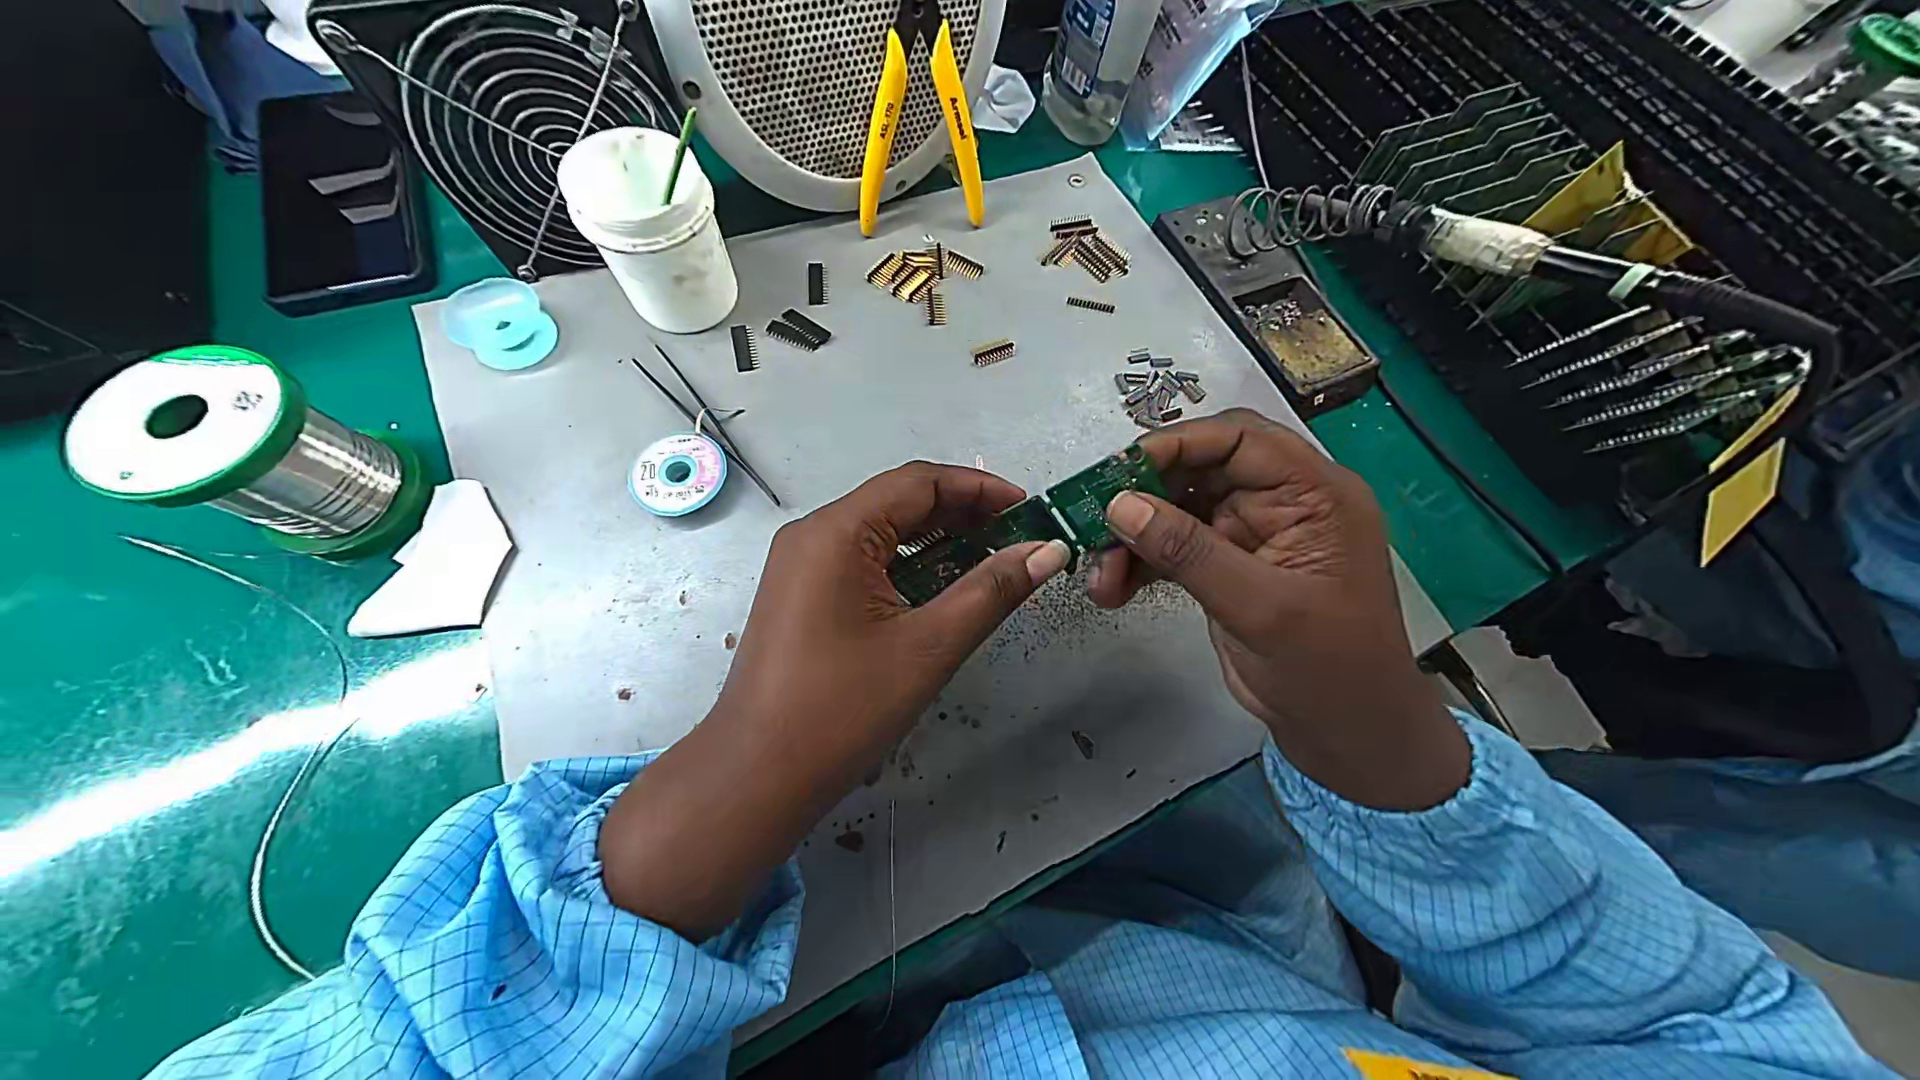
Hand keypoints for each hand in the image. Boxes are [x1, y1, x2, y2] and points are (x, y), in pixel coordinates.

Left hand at [712, 462, 1071, 766]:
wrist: (758, 777)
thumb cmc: (842, 710)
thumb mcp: (929, 646)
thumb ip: (993, 590)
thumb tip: (1048, 551)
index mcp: (837, 531)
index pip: (919, 482)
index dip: (980, 488)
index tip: (1029, 509)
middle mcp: (814, 535)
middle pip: (900, 502)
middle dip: (963, 515)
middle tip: (1018, 539)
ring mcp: (802, 565)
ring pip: (883, 534)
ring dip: (938, 542)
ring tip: (991, 563)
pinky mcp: (803, 595)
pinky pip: (865, 562)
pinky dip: (909, 567)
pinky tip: (943, 589)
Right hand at [1087, 409, 1464, 808]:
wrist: (1345, 733)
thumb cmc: (1329, 669)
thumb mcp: (1260, 607)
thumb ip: (1189, 552)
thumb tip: (1120, 505)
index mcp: (1313, 493)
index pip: (1239, 438)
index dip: (1176, 445)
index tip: (1119, 473)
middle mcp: (1279, 502)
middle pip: (1196, 471)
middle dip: (1142, 498)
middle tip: (1094, 521)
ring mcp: (1248, 534)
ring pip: (1175, 511)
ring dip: (1132, 538)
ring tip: (1100, 577)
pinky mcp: (1224, 565)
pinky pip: (1171, 547)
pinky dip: (1139, 563)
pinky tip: (1113, 588)